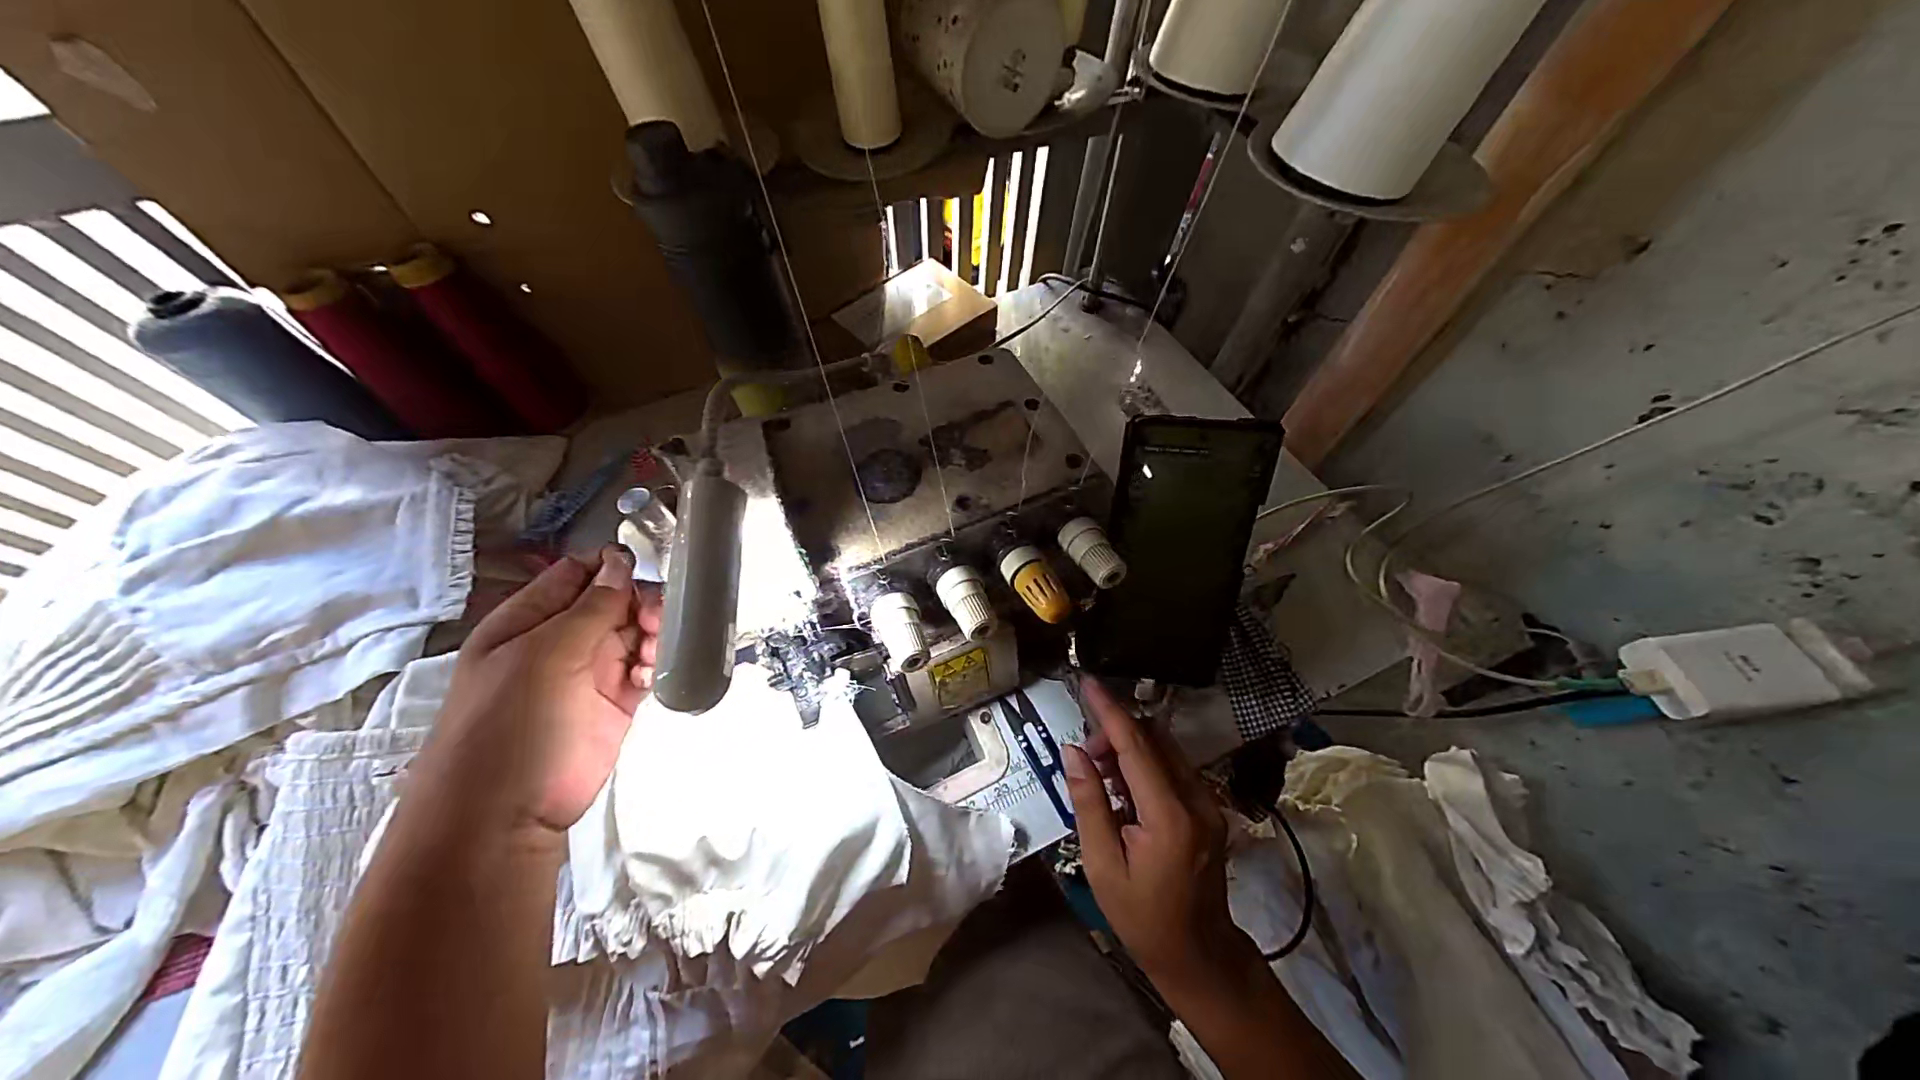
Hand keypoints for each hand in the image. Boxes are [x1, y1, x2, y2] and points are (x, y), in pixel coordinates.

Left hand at [420, 546, 661, 835]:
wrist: (502, 818)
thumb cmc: (509, 727)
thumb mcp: (543, 657)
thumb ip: (589, 609)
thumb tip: (619, 563)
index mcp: (527, 621)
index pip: (575, 574)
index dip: (610, 566)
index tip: (643, 568)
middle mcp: (560, 642)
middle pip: (613, 601)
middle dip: (639, 602)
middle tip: (653, 619)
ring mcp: (589, 674)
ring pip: (634, 633)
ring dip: (651, 633)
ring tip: (651, 651)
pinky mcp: (615, 704)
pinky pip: (644, 668)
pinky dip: (653, 664)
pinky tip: (648, 675)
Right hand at [1062, 679, 1256, 993]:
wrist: (1199, 953)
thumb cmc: (1142, 917)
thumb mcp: (1102, 864)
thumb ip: (1089, 803)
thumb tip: (1073, 752)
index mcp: (1169, 816)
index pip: (1136, 746)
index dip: (1110, 711)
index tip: (1088, 683)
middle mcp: (1196, 800)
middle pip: (1153, 740)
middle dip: (1115, 733)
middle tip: (1085, 758)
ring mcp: (1208, 803)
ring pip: (1164, 750)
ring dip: (1128, 749)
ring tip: (1100, 777)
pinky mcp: (1208, 809)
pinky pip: (1172, 769)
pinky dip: (1143, 765)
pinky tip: (1122, 790)